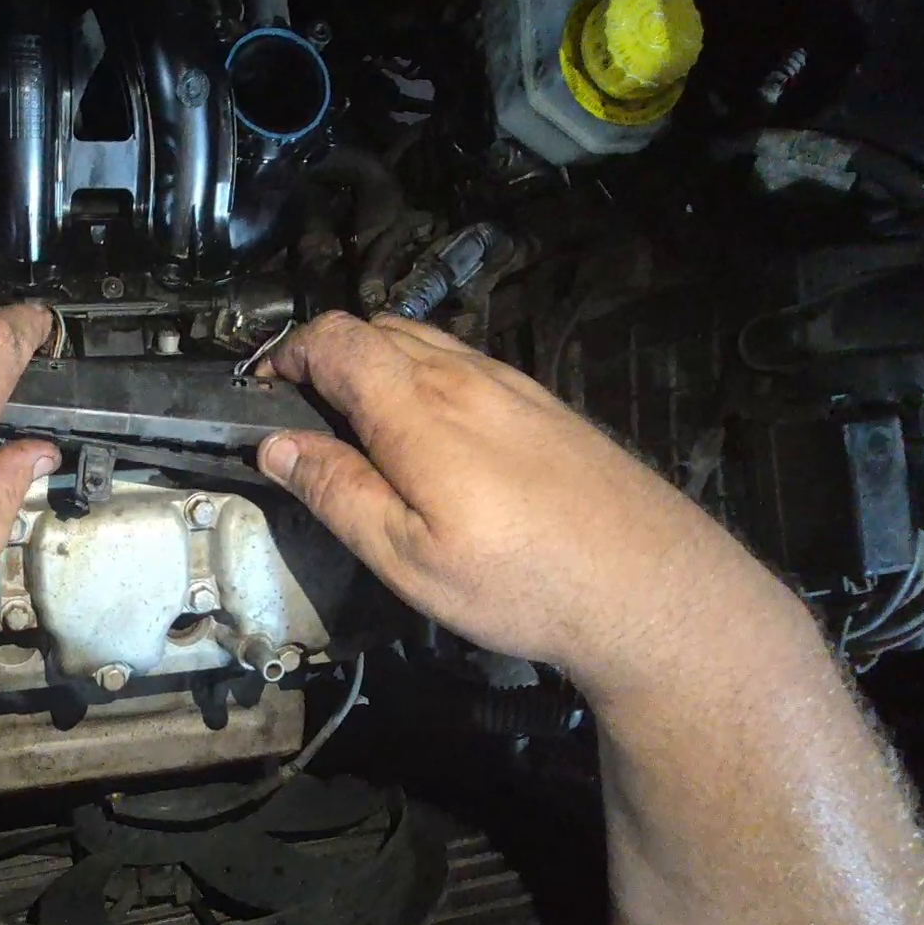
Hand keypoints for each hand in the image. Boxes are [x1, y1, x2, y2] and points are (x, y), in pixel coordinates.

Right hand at [257, 311, 805, 689]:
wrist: (661, 595)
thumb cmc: (520, 583)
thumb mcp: (405, 556)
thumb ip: (337, 491)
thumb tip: (275, 446)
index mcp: (420, 410)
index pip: (337, 341)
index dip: (288, 352)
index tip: (262, 388)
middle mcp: (465, 378)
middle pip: (375, 329)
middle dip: (321, 354)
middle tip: (297, 409)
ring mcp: (511, 385)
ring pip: (420, 341)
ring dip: (367, 361)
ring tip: (348, 418)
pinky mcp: (541, 405)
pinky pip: (459, 363)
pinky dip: (413, 374)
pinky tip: (418, 428)